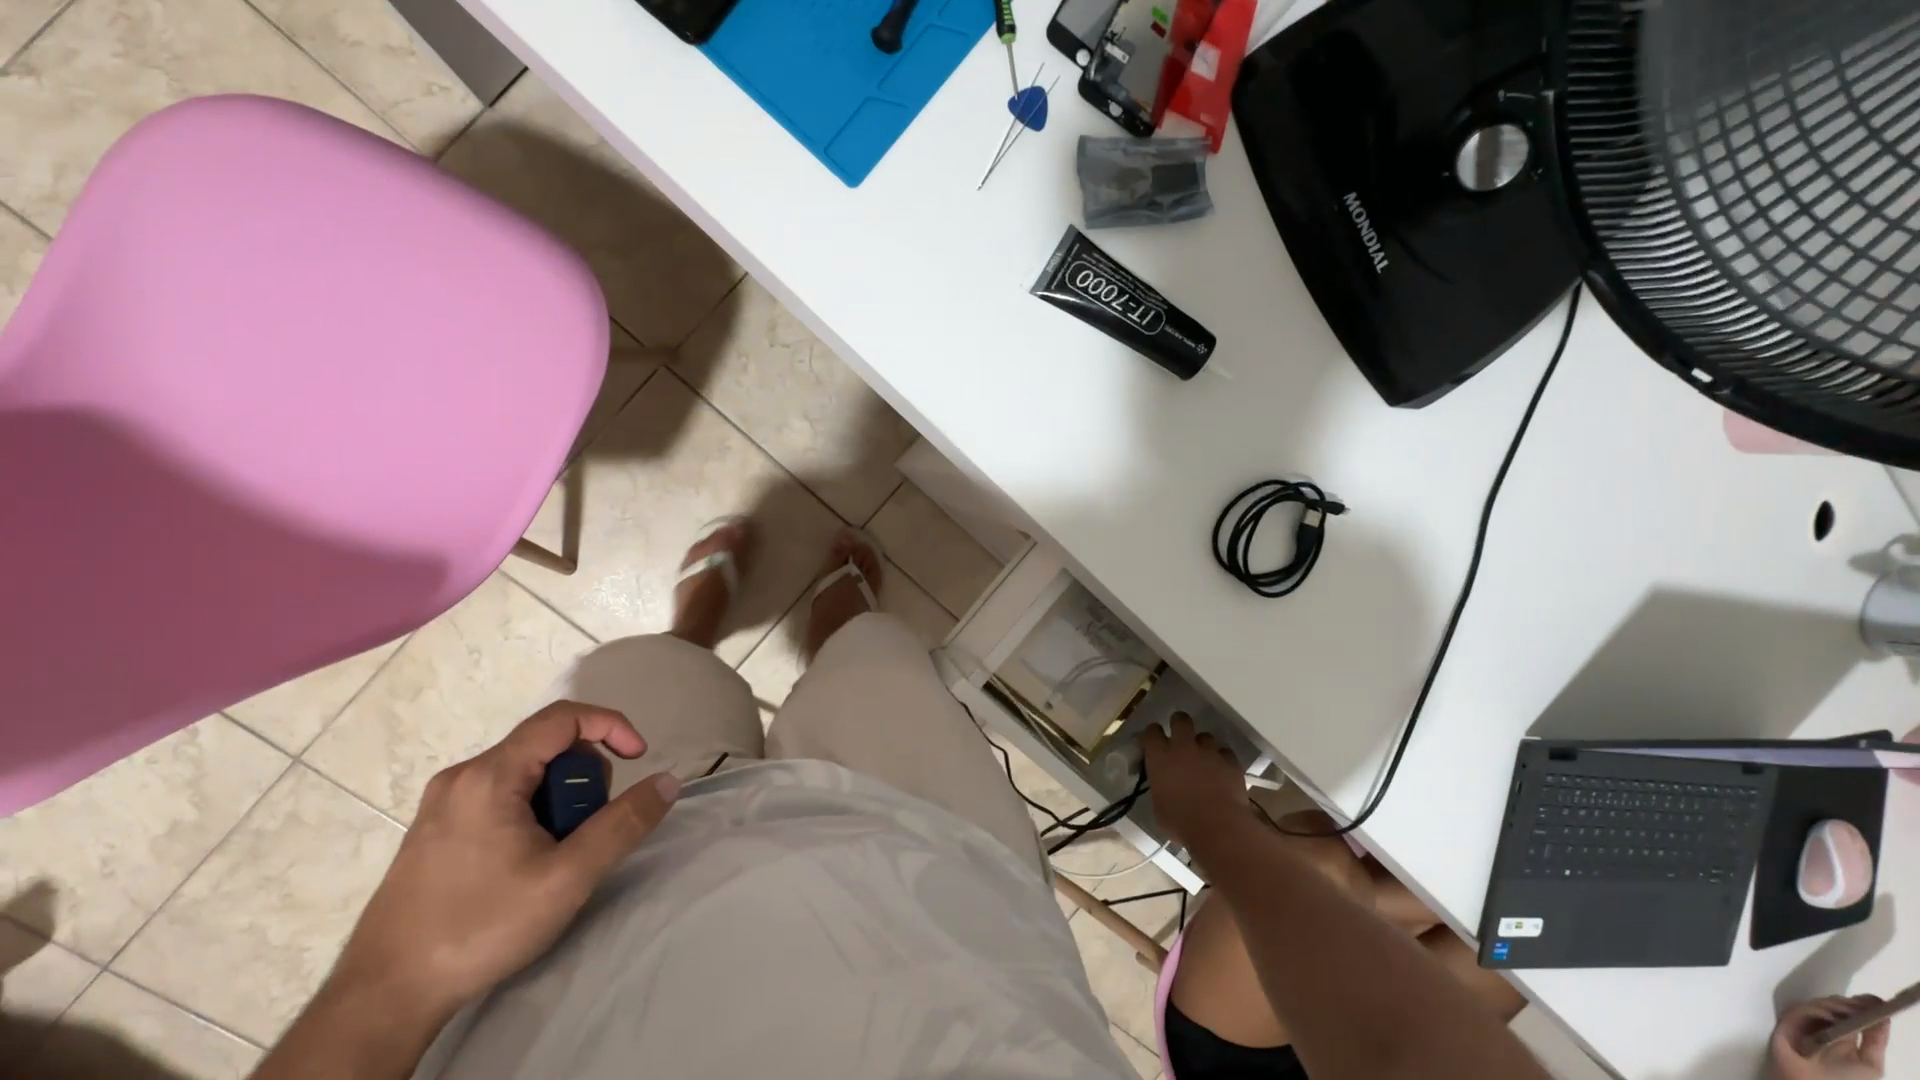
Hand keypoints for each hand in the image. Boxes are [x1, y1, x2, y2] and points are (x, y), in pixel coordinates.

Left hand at [329, 701, 679, 1023]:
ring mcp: (443, 804)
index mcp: (490, 775)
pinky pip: (501, 798)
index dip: (611, 726)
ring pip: (525, 776)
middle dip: (583, 780)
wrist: (385, 994)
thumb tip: (667, 782)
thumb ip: (622, 824)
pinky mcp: (435, 831)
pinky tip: (527, 865)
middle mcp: (462, 776)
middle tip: (589, 832)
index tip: (640, 760)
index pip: (564, 718)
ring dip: (558, 802)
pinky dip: (531, 816)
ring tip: (557, 858)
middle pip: (546, 748)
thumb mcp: (567, 878)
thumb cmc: (480, 927)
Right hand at [1140, 713, 1254, 852]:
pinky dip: (1222, 759)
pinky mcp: (1231, 762)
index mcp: (1160, 757)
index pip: (1151, 732)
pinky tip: (1222, 771)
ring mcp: (1210, 752)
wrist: (1218, 828)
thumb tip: (1163, 784)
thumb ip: (1160, 786)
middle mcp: (1184, 747)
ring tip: (1204, 759)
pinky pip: (1225, 753)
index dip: (1152, 735)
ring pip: (1206, 736)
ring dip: (1203, 745)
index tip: (1152, 743)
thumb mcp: (1158, 805)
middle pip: (1181, 720)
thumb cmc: (1180, 822)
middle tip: (1180, 737)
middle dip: (1179, 724)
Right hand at [1770, 996, 1890, 1079]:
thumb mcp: (1870, 1063)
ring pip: (1817, 1004)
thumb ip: (1876, 1042)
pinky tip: (1829, 1016)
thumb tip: (1884, 1017)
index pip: (1852, 1013)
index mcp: (1844, 1034)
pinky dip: (1814, 1010)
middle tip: (1861, 1003)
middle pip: (1834, 1005)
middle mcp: (1824, 1025)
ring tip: (1848, 1011)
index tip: (1875, 999)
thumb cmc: (1846, 1079)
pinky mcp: (1787, 1022)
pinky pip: (1800, 1011)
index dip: (1862, 1004)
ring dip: (1834, 1005)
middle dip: (1849, 1003)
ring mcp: (1805, 1022)